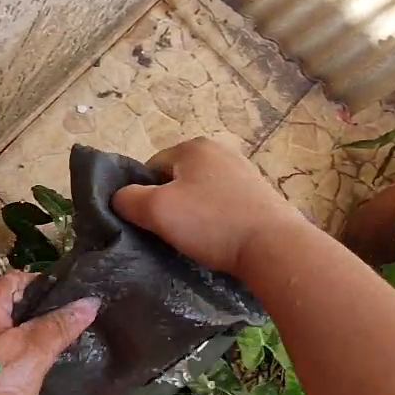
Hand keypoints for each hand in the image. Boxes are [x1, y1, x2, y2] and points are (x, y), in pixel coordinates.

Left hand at [0, 271, 98, 394]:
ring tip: (43, 360)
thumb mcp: (33, 355)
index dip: (47, 290)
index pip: (20, 279)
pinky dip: (2, 358)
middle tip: (61, 337)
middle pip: (8, 304)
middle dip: (34, 319)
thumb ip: (59, 326)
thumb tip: (89, 302)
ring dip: (20, 342)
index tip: (71, 308)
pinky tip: (17, 379)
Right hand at [112, 136, 307, 276]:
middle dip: (171, 205)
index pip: (151, 168)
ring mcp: (244, 173)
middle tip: (172, 233)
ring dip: (194, 215)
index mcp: (194, 146)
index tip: (151, 222)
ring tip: (197, 240)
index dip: (144, 196)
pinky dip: (217, 222)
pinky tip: (219, 240)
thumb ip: (128, 199)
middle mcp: (220, 152)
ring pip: (200, 195)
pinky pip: (224, 206)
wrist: (274, 248)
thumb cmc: (211, 223)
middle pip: (176, 180)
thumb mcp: (156, 210)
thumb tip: (120, 198)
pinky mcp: (261, 196)